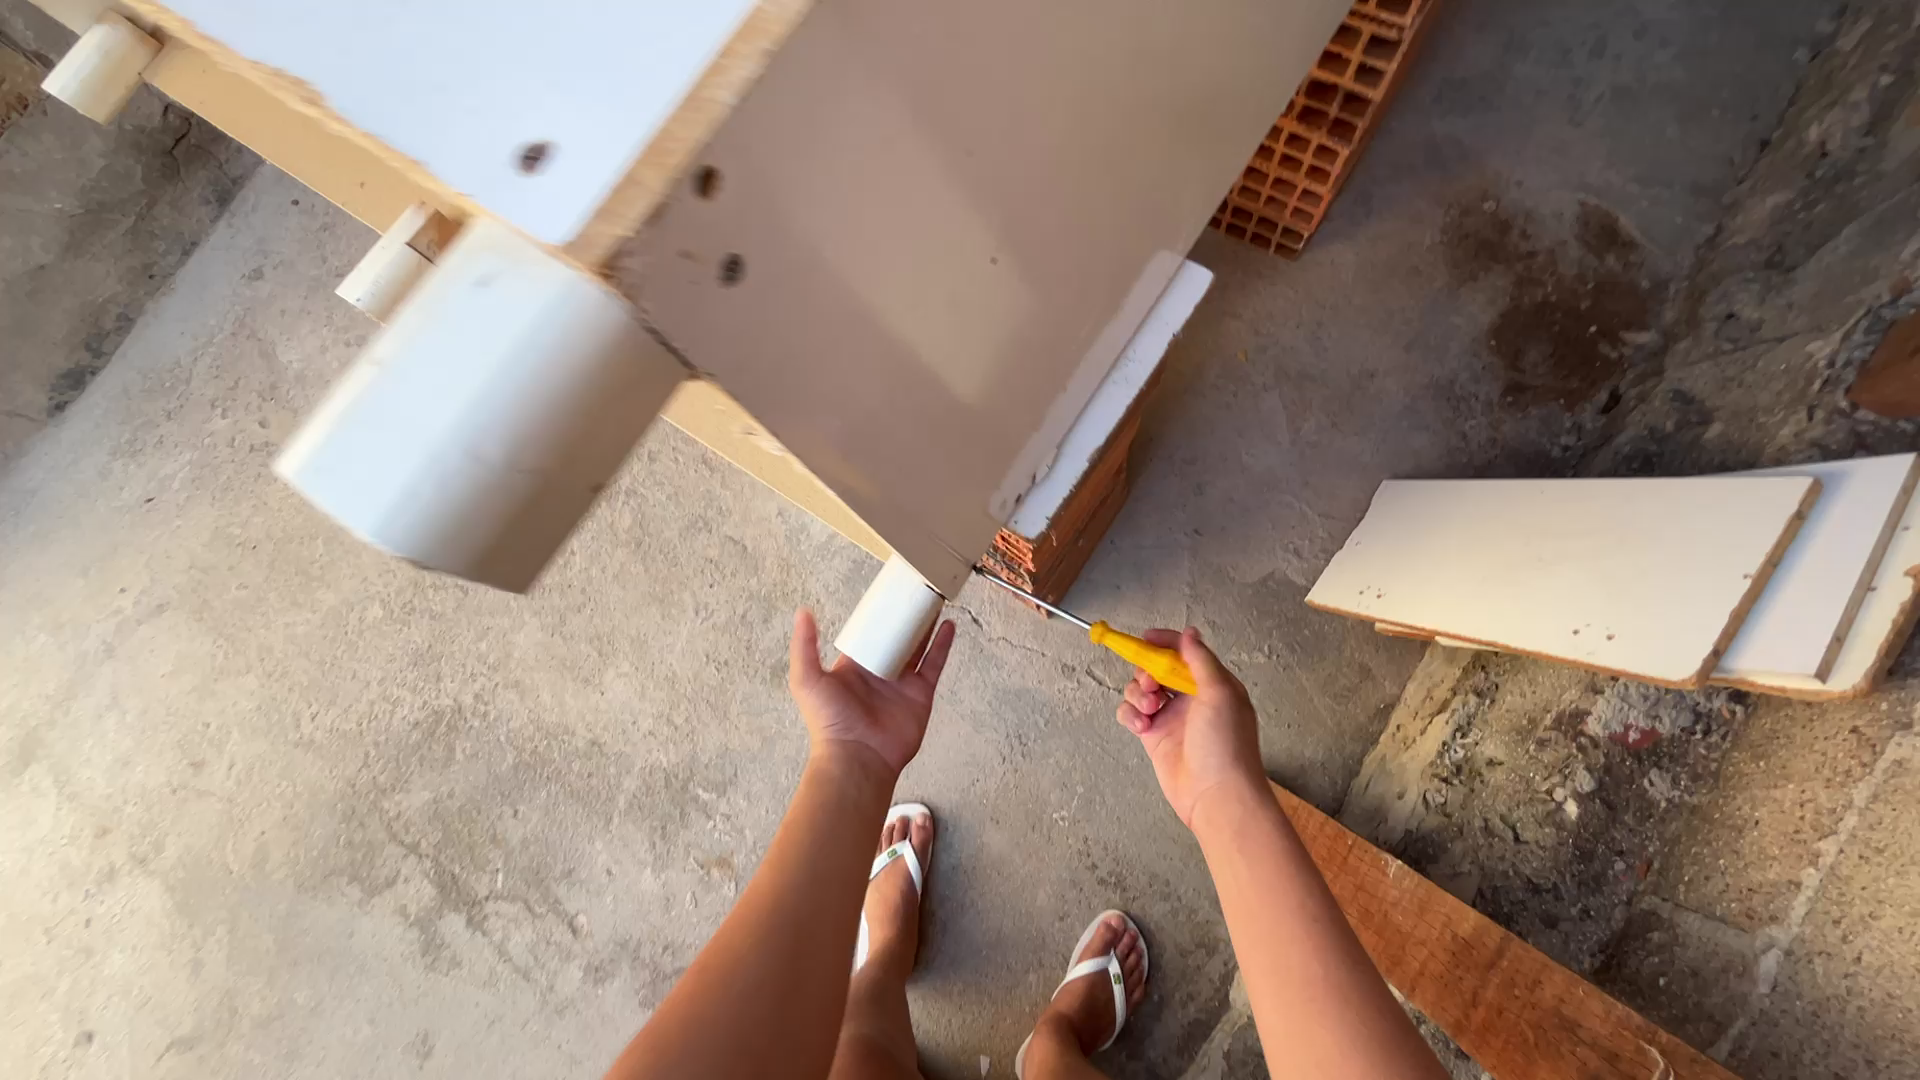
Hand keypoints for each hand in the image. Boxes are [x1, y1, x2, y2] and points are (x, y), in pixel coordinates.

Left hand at [788, 608, 956, 777]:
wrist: (858, 756)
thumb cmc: (830, 722)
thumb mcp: (807, 679)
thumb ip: (805, 646)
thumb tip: (803, 613)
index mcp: (854, 666)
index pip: (868, 635)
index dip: (876, 617)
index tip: (886, 595)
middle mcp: (880, 672)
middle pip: (896, 639)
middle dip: (905, 619)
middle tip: (914, 594)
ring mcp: (902, 683)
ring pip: (918, 647)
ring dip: (925, 626)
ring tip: (933, 601)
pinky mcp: (920, 694)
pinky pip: (934, 664)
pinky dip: (943, 645)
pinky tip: (948, 625)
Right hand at [1114, 628, 1263, 828]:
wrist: (1215, 795)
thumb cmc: (1225, 745)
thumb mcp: (1219, 693)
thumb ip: (1201, 660)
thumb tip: (1190, 633)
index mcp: (1211, 683)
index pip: (1184, 652)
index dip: (1164, 642)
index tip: (1145, 639)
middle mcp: (1190, 698)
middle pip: (1157, 669)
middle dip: (1147, 672)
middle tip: (1151, 685)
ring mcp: (1171, 717)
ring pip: (1140, 690)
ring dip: (1137, 695)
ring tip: (1149, 711)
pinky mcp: (1154, 736)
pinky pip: (1131, 715)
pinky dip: (1130, 716)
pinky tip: (1141, 727)